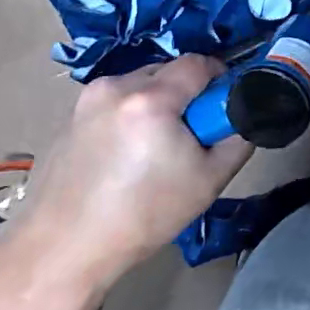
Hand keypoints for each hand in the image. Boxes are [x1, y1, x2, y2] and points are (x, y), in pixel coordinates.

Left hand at [5, 56, 251, 289]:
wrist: (65, 246)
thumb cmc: (142, 217)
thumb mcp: (207, 182)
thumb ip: (236, 138)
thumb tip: (245, 114)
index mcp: (150, 98)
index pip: (197, 63)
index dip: (219, 77)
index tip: (222, 104)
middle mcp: (116, 85)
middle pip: (166, 71)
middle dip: (185, 94)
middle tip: (189, 135)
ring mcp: (88, 97)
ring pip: (139, 84)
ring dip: (155, 103)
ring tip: (153, 150)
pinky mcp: (72, 112)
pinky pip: (114, 100)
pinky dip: (129, 115)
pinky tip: (123, 156)